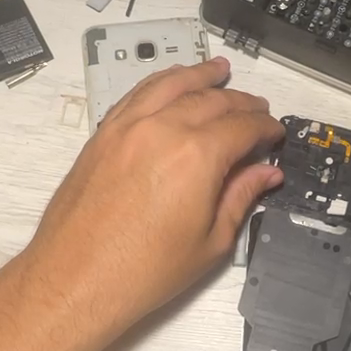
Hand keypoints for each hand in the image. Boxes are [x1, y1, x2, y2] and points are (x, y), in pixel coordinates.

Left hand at [21, 57, 282, 339]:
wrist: (75, 280)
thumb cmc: (142, 271)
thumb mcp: (210, 242)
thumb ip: (241, 198)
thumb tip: (266, 173)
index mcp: (196, 157)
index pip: (242, 126)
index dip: (265, 128)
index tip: (275, 133)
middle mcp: (162, 130)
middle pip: (212, 100)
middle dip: (240, 102)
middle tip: (257, 109)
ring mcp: (128, 127)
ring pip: (172, 84)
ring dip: (200, 75)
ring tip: (219, 69)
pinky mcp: (103, 135)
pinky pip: (138, 94)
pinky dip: (161, 82)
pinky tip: (172, 82)